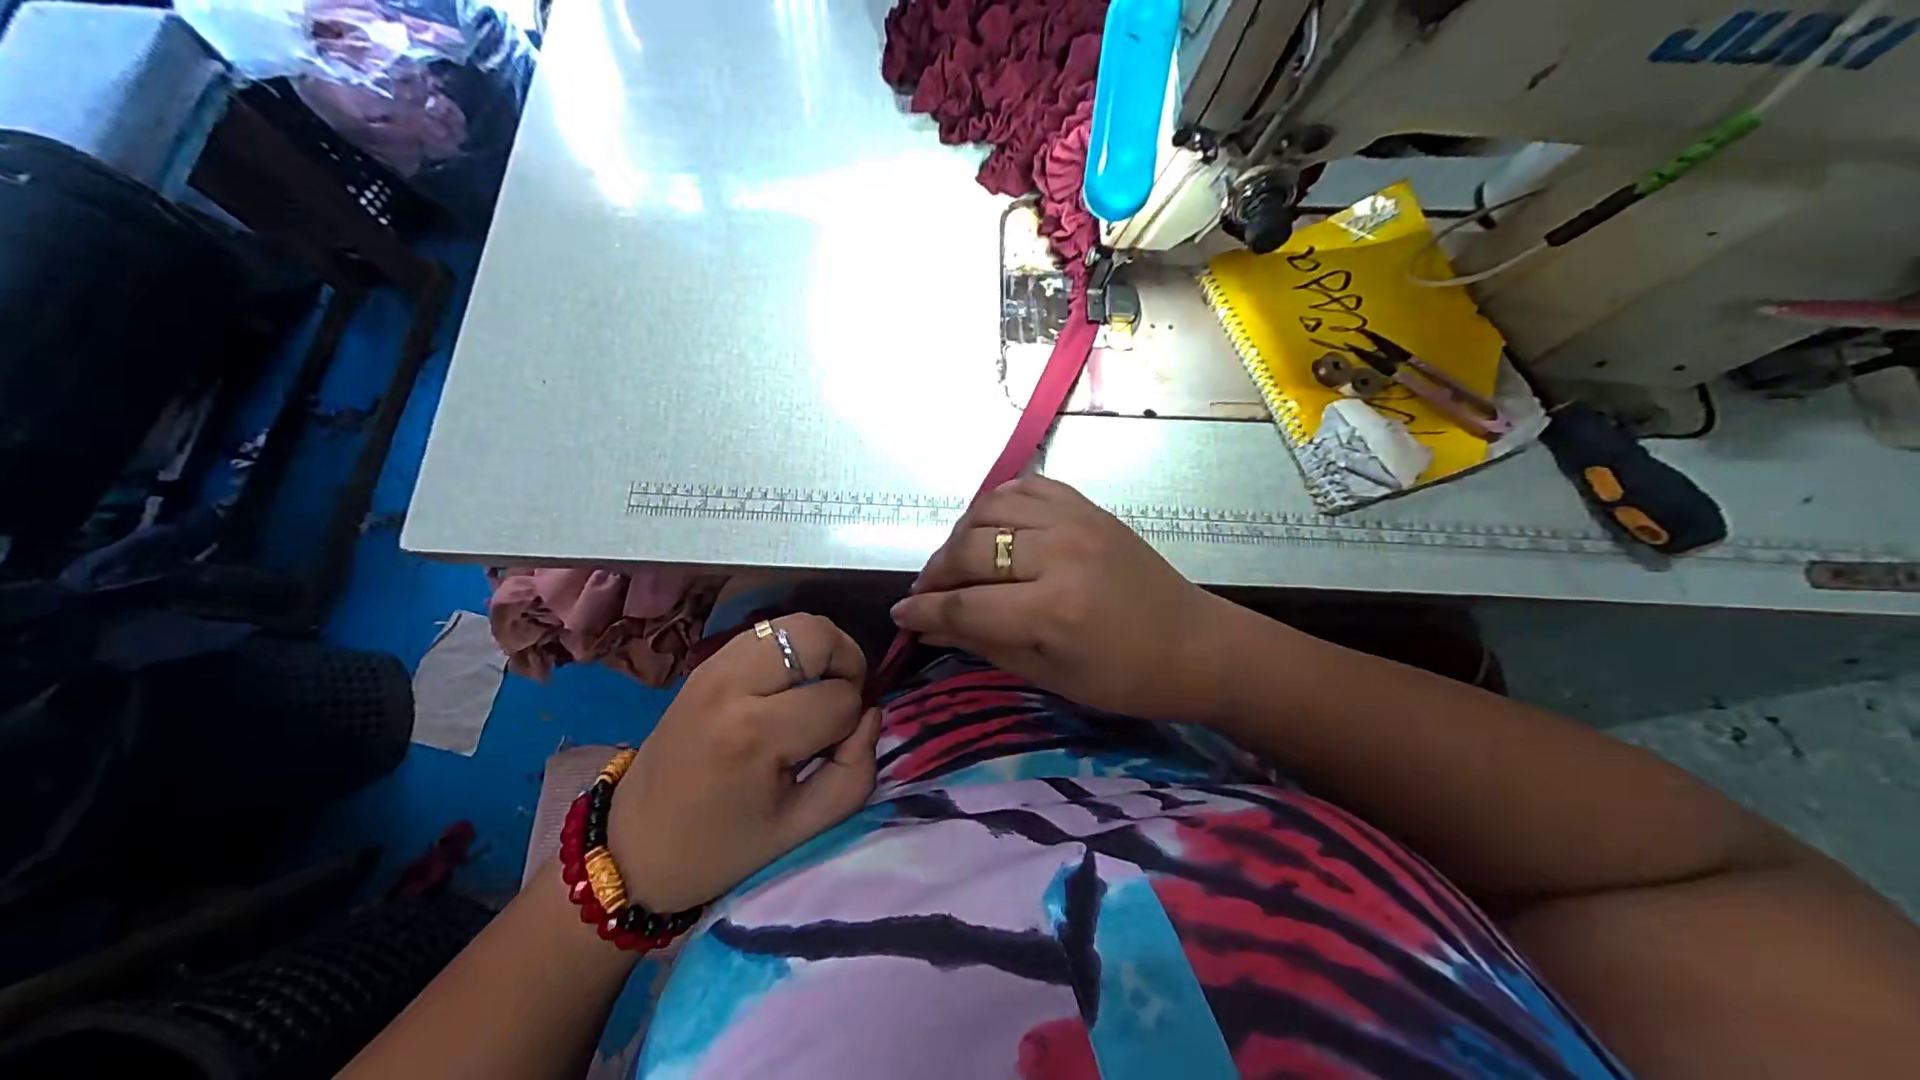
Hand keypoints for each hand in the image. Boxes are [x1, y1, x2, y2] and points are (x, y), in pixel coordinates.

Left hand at [607, 614, 880, 913]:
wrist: (632, 848)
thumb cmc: (721, 848)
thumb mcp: (801, 829)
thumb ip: (854, 773)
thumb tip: (870, 716)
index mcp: (754, 734)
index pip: (839, 698)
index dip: (853, 723)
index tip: (835, 750)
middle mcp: (731, 685)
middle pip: (816, 633)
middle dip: (847, 661)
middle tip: (842, 698)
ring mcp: (712, 667)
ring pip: (793, 622)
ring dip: (820, 651)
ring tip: (816, 690)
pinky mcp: (705, 664)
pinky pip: (767, 633)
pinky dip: (791, 650)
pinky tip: (787, 687)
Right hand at [891, 476, 1256, 722]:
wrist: (1197, 645)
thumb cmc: (1126, 679)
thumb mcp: (1050, 676)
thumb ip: (985, 644)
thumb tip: (930, 627)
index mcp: (1054, 610)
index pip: (965, 605)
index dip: (924, 612)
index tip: (900, 616)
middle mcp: (1060, 554)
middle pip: (969, 551)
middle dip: (935, 574)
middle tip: (926, 594)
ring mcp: (1076, 521)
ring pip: (990, 509)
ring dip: (960, 535)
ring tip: (955, 562)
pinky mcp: (1089, 508)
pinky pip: (1028, 487)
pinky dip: (998, 502)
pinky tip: (990, 525)